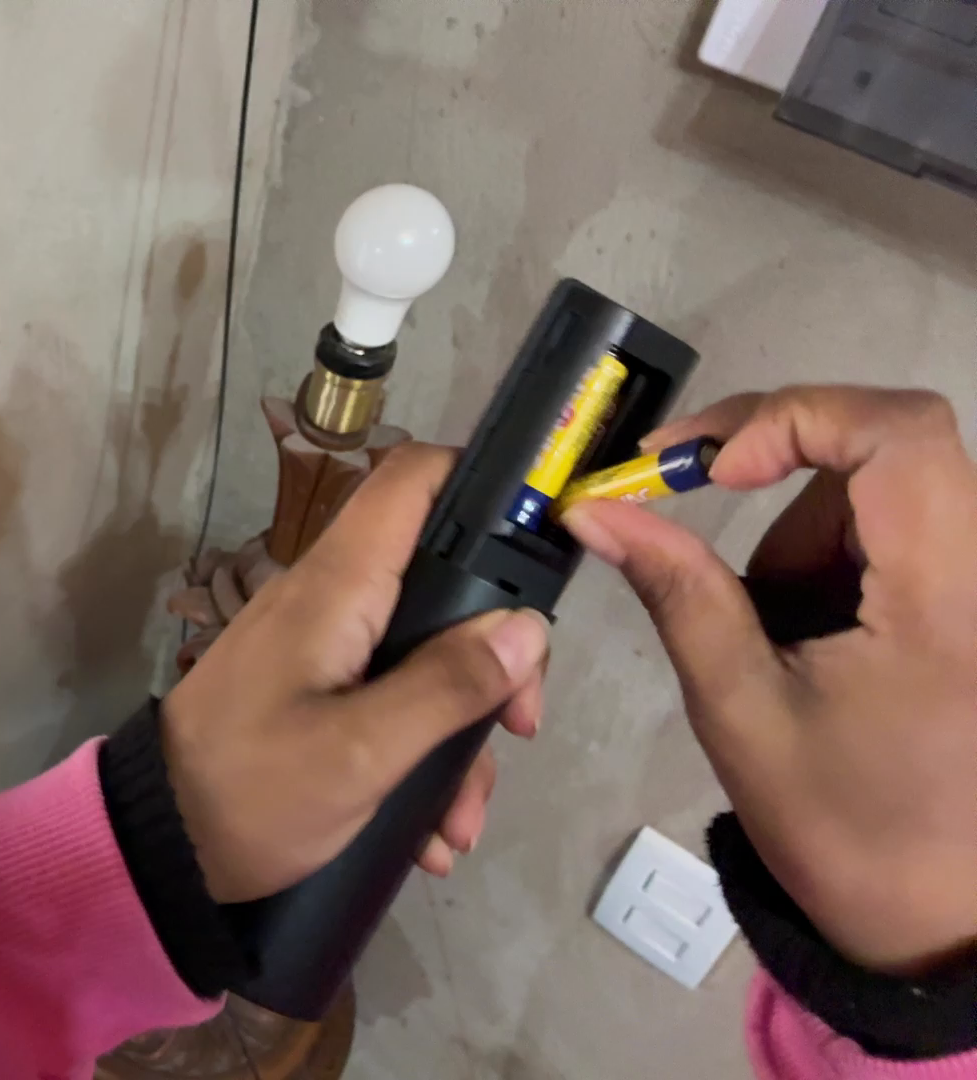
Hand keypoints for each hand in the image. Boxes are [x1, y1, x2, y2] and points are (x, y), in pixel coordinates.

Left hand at [162, 444, 549, 903]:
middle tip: (517, 729)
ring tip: (457, 824)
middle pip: (438, 583)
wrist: (161, 833)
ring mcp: (314, 645)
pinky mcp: (305, 687)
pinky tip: (425, 829)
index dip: (479, 481)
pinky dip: (412, 754)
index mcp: (334, 588)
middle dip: (492, 657)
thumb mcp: (362, 751)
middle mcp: (325, 601)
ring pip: (418, 656)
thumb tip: (526, 627)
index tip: (545, 536)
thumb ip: (446, 685)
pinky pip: (382, 697)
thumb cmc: (254, 788)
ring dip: (454, 733)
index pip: (406, 483)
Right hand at [562, 386, 976, 974]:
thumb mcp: (732, 698)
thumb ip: (673, 588)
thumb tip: (591, 511)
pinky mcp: (962, 600)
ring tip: (760, 631)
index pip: (899, 435)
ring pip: (866, 497)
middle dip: (760, 466)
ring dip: (784, 537)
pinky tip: (796, 634)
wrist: (939, 907)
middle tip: (662, 493)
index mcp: (952, 597)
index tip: (699, 468)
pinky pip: (875, 537)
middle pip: (878, 448)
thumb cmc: (837, 811)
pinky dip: (810, 561)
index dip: (788, 418)